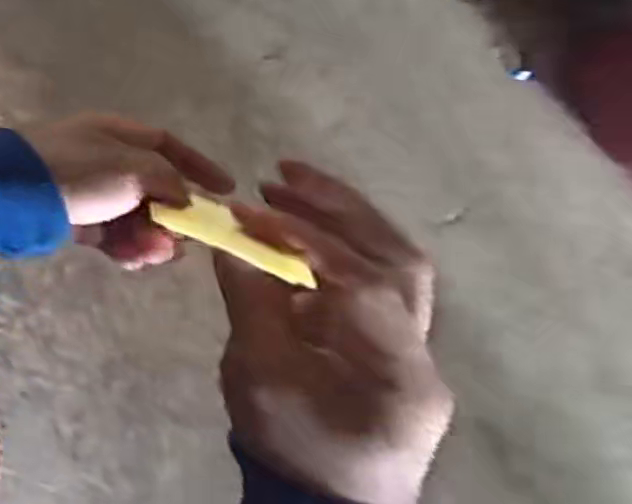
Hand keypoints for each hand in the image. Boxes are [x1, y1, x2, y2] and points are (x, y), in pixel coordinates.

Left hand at [25, 114, 233, 267]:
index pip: (163, 142)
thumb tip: (182, 197)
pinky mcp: (71, 216)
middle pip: (153, 187)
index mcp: (111, 132)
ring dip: (149, 238)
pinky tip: (129, 259)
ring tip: (148, 251)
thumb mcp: (132, 167)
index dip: (197, 164)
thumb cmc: (75, 171)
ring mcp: (84, 187)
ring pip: (134, 216)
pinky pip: (110, 233)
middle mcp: (99, 156)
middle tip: (178, 239)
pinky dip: (124, 247)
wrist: (11, 194)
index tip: (228, 191)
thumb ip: (168, 179)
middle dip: (173, 217)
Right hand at [215, 161, 452, 503]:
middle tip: (280, 171)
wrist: (321, 489)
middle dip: (340, 208)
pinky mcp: (378, 335)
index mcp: (394, 364)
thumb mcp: (259, 368)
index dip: (302, 236)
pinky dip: (330, 239)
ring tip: (282, 182)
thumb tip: (228, 239)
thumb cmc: (289, 433)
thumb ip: (250, 300)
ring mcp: (402, 340)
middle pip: (398, 261)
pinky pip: (364, 274)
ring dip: (339, 216)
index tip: (243, 209)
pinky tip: (290, 221)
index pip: (363, 280)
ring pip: (390, 262)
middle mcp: (415, 347)